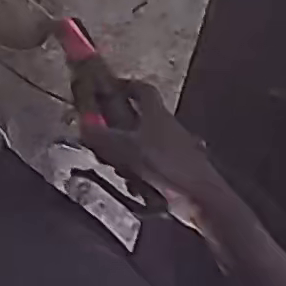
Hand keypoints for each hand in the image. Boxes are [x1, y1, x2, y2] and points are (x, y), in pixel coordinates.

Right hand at [75, 79, 236, 244]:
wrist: (204, 200)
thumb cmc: (166, 166)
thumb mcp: (127, 149)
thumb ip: (102, 137)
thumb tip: (81, 126)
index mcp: (157, 114)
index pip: (142, 89)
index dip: (126, 85)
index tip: (110, 87)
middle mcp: (168, 127)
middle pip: (141, 117)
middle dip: (121, 125)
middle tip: (103, 133)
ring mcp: (176, 150)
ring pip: (145, 143)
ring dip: (128, 152)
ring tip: (116, 166)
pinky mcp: (180, 171)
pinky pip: (153, 164)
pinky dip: (140, 171)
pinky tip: (135, 186)